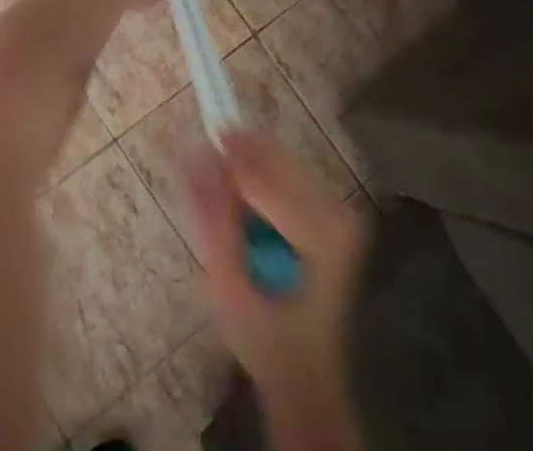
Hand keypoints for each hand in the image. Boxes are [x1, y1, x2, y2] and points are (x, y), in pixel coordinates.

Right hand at [187, 133, 366, 446]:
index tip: (190, 153)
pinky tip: (238, 206)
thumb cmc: (266, 341)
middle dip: (235, 159)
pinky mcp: (333, 219)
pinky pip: (287, 179)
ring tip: (215, 194)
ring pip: (281, 165)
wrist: (307, 379)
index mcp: (322, 234)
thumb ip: (214, 221)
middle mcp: (340, 216)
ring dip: (244, 169)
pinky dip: (256, 183)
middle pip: (277, 162)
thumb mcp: (229, 288)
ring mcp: (341, 216)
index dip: (225, 161)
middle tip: (197, 166)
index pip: (264, 178)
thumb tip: (196, 156)